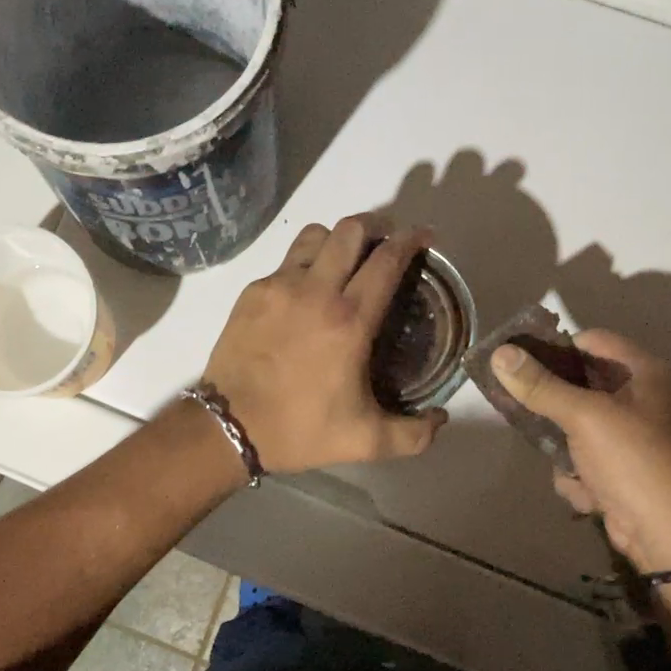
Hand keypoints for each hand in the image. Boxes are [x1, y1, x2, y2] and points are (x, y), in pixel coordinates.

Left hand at [202, 215, 446, 473]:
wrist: (229, 428)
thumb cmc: (300, 431)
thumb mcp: (366, 442)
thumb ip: (413, 435)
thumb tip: (440, 418)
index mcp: (350, 320)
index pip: (388, 260)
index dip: (412, 240)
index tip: (424, 237)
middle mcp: (316, 291)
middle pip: (351, 229)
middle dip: (376, 227)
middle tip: (385, 244)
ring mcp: (279, 287)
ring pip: (315, 235)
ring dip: (337, 239)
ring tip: (345, 260)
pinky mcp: (252, 293)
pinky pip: (284, 261)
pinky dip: (303, 264)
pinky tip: (306, 292)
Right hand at [490, 330, 670, 570]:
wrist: (667, 530)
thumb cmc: (633, 459)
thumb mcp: (584, 416)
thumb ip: (540, 386)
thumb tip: (499, 354)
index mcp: (643, 373)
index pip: (591, 342)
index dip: (555, 348)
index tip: (516, 361)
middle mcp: (638, 399)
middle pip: (578, 386)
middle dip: (551, 405)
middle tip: (517, 407)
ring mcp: (627, 438)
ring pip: (571, 428)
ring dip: (562, 449)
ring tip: (564, 462)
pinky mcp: (616, 471)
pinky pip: (580, 462)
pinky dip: (577, 477)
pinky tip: (586, 492)